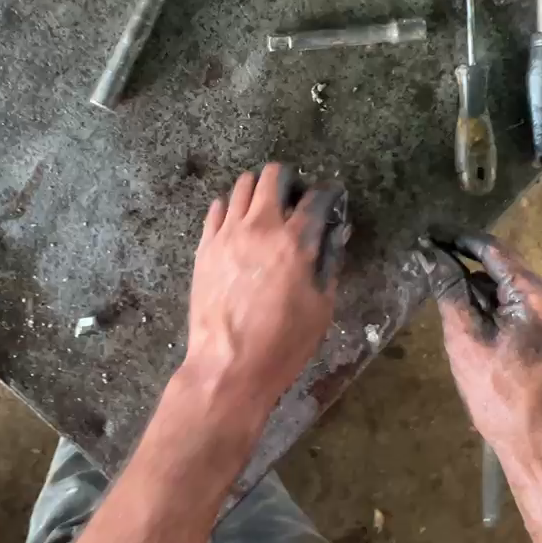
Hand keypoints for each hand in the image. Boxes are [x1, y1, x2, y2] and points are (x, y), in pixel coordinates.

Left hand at [183, 164, 345, 412]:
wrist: (227, 366)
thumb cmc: (282, 343)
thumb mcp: (321, 307)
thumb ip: (329, 262)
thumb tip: (336, 232)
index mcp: (294, 242)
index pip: (316, 198)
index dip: (329, 192)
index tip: (331, 196)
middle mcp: (260, 227)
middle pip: (273, 176)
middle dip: (289, 181)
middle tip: (294, 200)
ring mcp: (227, 233)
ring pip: (241, 186)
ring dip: (259, 190)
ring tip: (266, 210)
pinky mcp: (205, 246)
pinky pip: (216, 209)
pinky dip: (231, 208)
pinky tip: (238, 225)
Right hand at [429, 232, 541, 464]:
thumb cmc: (501, 396)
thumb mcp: (466, 340)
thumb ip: (450, 292)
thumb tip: (429, 256)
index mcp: (536, 295)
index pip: (493, 250)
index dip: (458, 239)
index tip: (428, 233)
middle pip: (504, 267)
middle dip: (466, 262)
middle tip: (428, 260)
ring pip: (509, 288)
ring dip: (478, 287)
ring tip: (442, 290)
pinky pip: (518, 307)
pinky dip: (492, 305)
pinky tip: (468, 317)